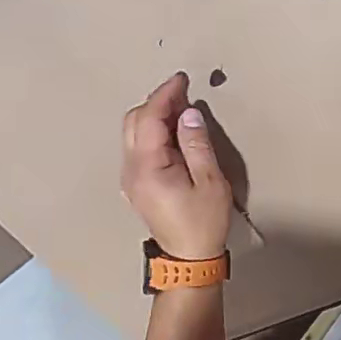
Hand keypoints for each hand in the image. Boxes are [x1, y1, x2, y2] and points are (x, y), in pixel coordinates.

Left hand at [121, 72, 231, 260]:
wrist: (189, 259)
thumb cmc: (203, 223)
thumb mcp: (210, 182)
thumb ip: (197, 144)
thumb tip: (189, 113)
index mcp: (148, 168)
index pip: (149, 118)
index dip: (165, 95)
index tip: (181, 80)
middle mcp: (131, 170)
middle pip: (134, 121)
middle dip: (157, 103)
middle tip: (184, 94)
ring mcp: (130, 179)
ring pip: (133, 134)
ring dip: (154, 117)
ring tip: (181, 111)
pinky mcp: (136, 185)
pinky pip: (137, 148)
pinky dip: (152, 133)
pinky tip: (173, 134)